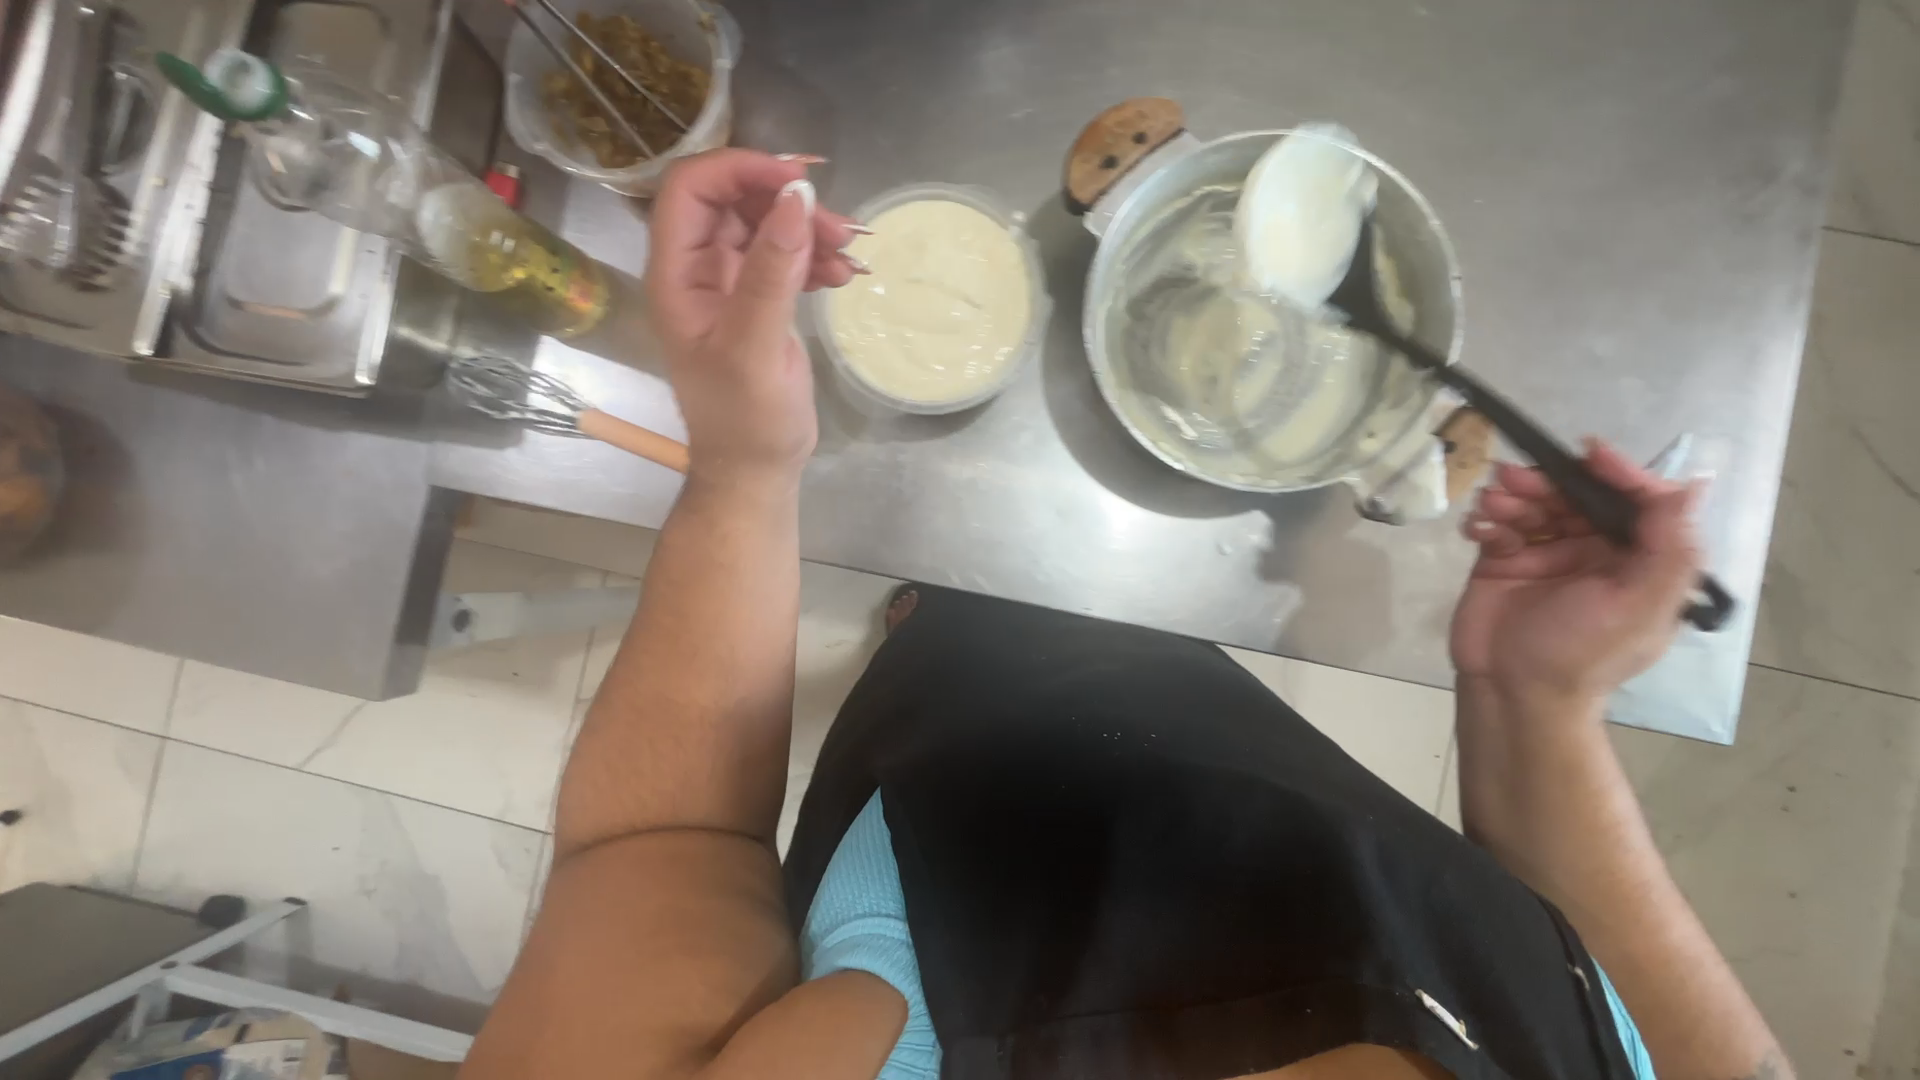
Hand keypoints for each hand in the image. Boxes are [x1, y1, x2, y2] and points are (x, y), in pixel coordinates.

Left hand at [647, 150, 862, 486]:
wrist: (757, 469)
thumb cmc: (746, 420)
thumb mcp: (756, 347)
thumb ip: (772, 273)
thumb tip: (797, 198)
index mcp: (676, 276)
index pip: (692, 189)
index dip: (740, 169)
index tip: (798, 181)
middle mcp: (697, 271)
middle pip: (734, 202)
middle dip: (786, 202)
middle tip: (839, 226)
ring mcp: (730, 286)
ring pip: (765, 227)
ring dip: (808, 230)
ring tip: (848, 254)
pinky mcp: (760, 303)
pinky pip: (785, 259)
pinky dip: (815, 258)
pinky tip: (843, 275)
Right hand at [1449, 439, 1702, 707]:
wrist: (1514, 690)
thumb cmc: (1583, 652)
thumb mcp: (1641, 605)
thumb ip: (1671, 548)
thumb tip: (1691, 486)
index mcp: (1636, 559)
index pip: (1636, 502)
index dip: (1618, 473)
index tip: (1588, 452)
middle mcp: (1592, 551)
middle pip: (1573, 497)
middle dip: (1546, 482)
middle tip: (1512, 478)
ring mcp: (1542, 555)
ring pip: (1531, 506)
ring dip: (1509, 498)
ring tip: (1490, 506)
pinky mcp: (1499, 563)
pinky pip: (1494, 527)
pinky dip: (1484, 521)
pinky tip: (1477, 530)